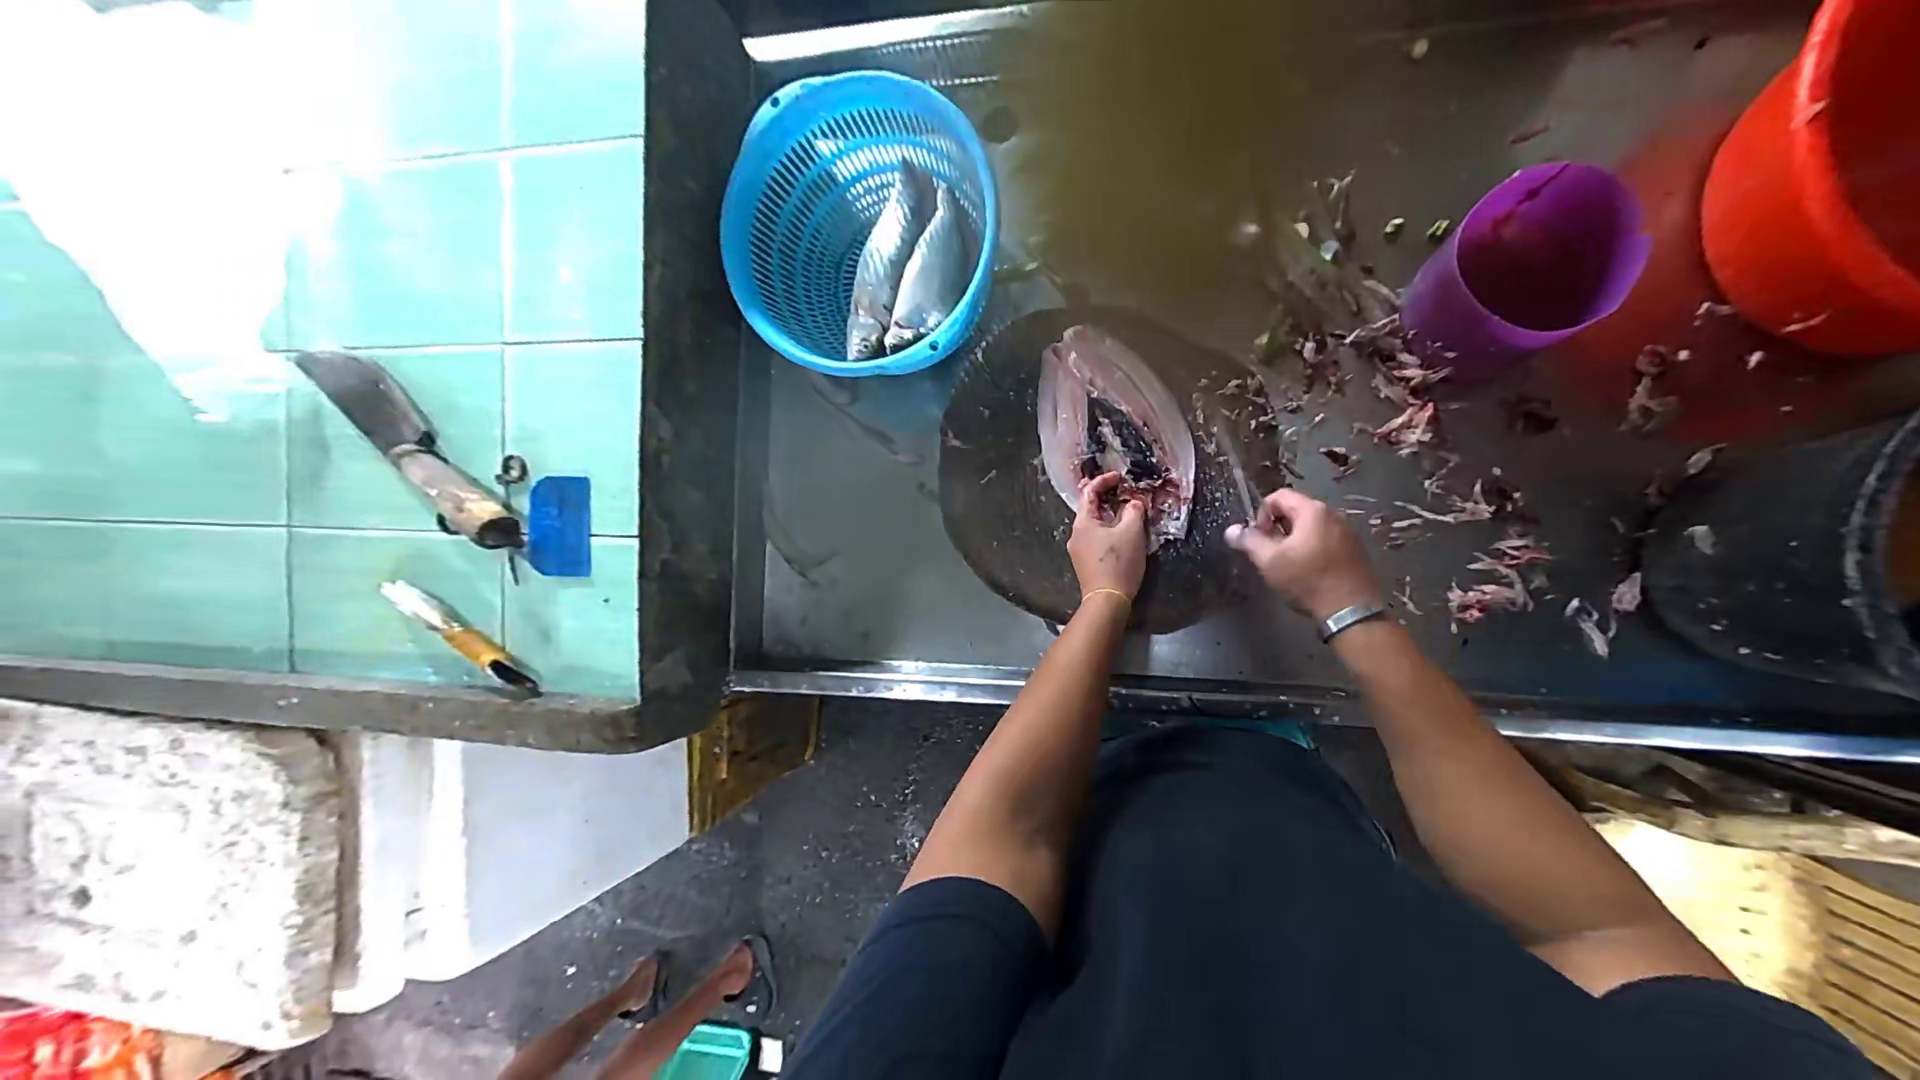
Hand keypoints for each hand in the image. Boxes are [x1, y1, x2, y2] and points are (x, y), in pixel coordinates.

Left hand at [1068, 472, 1147, 600]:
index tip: (1119, 477)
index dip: (1103, 480)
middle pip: (1089, 508)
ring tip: (1127, 512)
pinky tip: (1121, 534)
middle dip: (1107, 498)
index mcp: (1083, 523)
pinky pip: (1095, 538)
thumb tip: (1134, 502)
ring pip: (1093, 524)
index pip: (1088, 492)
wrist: (1107, 600)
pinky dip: (1108, 529)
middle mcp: (1075, 534)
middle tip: (1125, 492)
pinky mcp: (1085, 562)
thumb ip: (1133, 511)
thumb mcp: (1132, 532)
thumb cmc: (1118, 563)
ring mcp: (1078, 550)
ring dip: (1109, 515)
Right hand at [1224, 488, 1381, 621]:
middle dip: (1276, 528)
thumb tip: (1231, 530)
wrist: (1351, 611)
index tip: (1259, 538)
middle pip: (1295, 511)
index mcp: (1313, 511)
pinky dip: (1311, 549)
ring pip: (1310, 527)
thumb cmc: (1307, 580)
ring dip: (1293, 540)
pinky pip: (1325, 540)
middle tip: (1269, 553)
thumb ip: (1248, 541)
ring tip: (1288, 565)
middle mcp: (1333, 515)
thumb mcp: (1269, 561)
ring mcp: (1348, 532)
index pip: (1278, 496)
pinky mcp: (1356, 550)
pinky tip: (1308, 572)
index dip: (1261, 514)